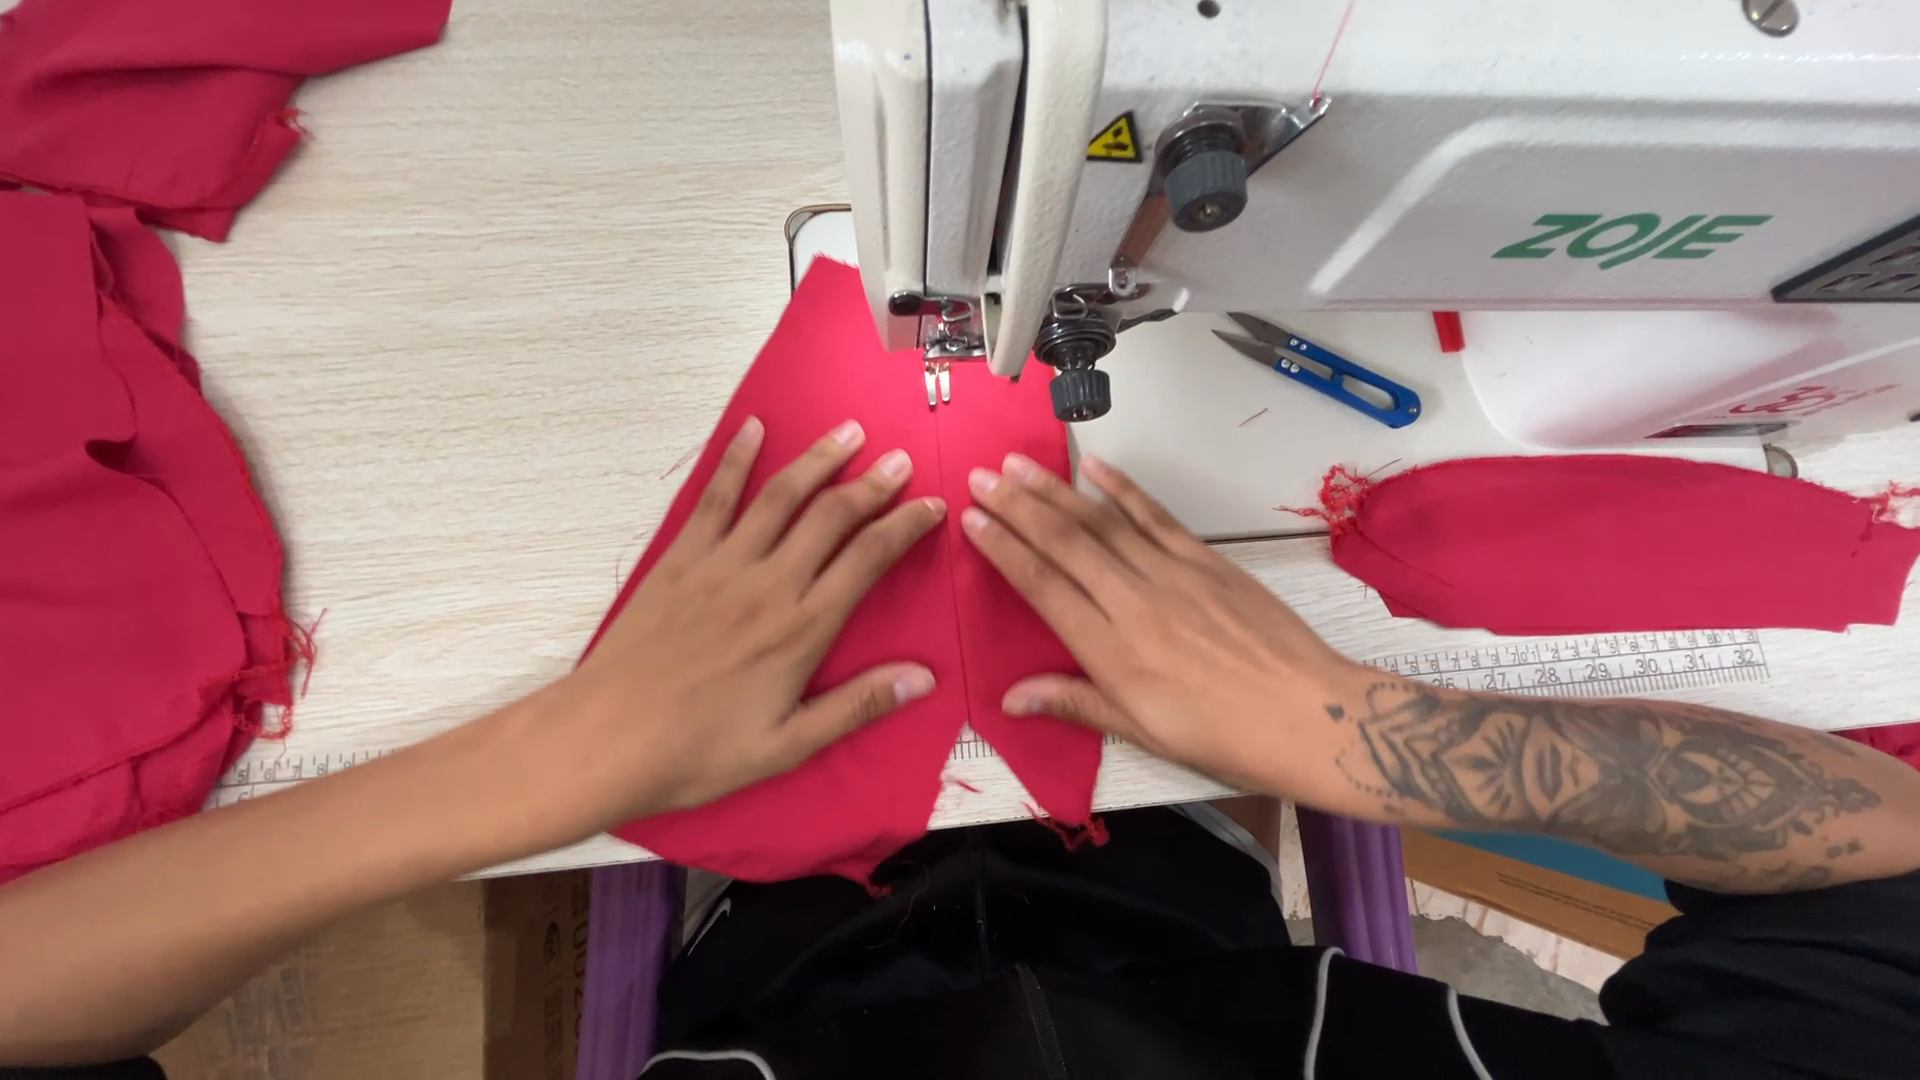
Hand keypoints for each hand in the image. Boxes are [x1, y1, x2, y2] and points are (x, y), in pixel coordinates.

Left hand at [557, 417, 944, 825]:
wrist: (604, 740)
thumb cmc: (699, 752)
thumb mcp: (788, 745)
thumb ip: (858, 705)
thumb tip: (924, 678)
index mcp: (803, 627)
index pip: (869, 558)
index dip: (906, 526)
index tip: (932, 506)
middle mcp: (769, 583)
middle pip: (833, 516)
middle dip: (873, 484)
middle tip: (900, 459)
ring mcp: (723, 563)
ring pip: (782, 495)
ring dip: (819, 459)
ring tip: (848, 432)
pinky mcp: (682, 557)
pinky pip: (715, 497)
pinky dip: (735, 458)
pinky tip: (753, 429)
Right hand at [959, 453, 1364, 803]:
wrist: (1307, 716)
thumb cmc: (1219, 734)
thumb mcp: (1140, 731)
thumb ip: (1074, 702)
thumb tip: (1010, 699)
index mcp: (1110, 649)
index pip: (1042, 586)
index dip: (1003, 549)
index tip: (974, 520)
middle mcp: (1132, 601)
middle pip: (1064, 543)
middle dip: (1017, 506)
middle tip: (982, 476)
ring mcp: (1171, 574)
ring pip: (1102, 522)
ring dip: (1056, 490)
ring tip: (1019, 465)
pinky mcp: (1206, 560)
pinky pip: (1156, 516)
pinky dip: (1124, 488)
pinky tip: (1095, 466)